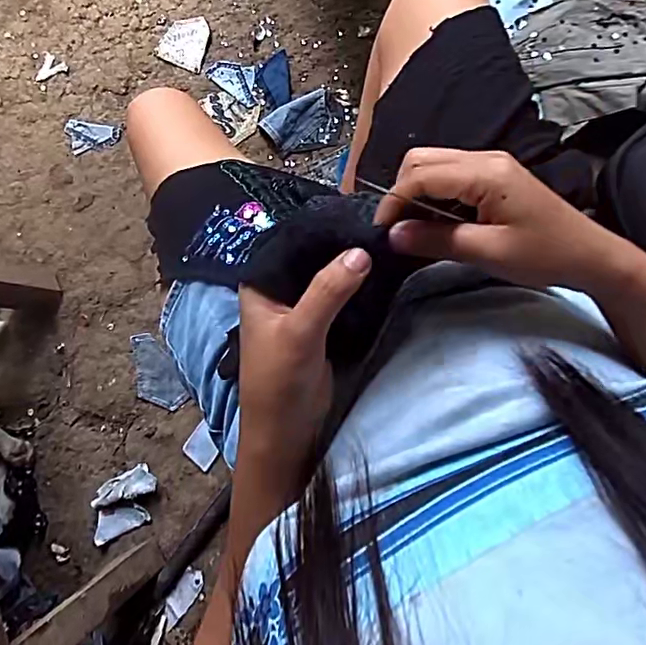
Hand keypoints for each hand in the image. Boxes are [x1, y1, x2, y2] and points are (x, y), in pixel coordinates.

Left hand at [236, 247, 371, 476]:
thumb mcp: (300, 332)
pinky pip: (339, 297)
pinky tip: (380, 273)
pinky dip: (356, 288)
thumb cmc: (279, 382)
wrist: (287, 433)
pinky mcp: (320, 325)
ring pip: (327, 276)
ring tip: (385, 242)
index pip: (289, 241)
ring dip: (350, 266)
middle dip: (340, 245)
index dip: (319, 226)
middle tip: (379, 225)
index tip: (357, 211)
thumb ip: (327, 292)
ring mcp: (300, 308)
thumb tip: (361, 251)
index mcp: (260, 284)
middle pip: (311, 257)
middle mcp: (278, 290)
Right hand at [375, 148, 645, 292]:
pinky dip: (432, 194)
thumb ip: (438, 241)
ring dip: (415, 192)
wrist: (590, 255)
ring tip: (412, 227)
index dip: (394, 202)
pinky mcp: (494, 176)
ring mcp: (491, 165)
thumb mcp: (489, 253)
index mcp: (487, 173)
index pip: (421, 175)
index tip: (382, 231)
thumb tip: (395, 236)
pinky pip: (450, 175)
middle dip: (400, 191)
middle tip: (395, 228)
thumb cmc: (546, 254)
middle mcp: (486, 159)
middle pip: (422, 160)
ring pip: (433, 164)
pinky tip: (434, 221)